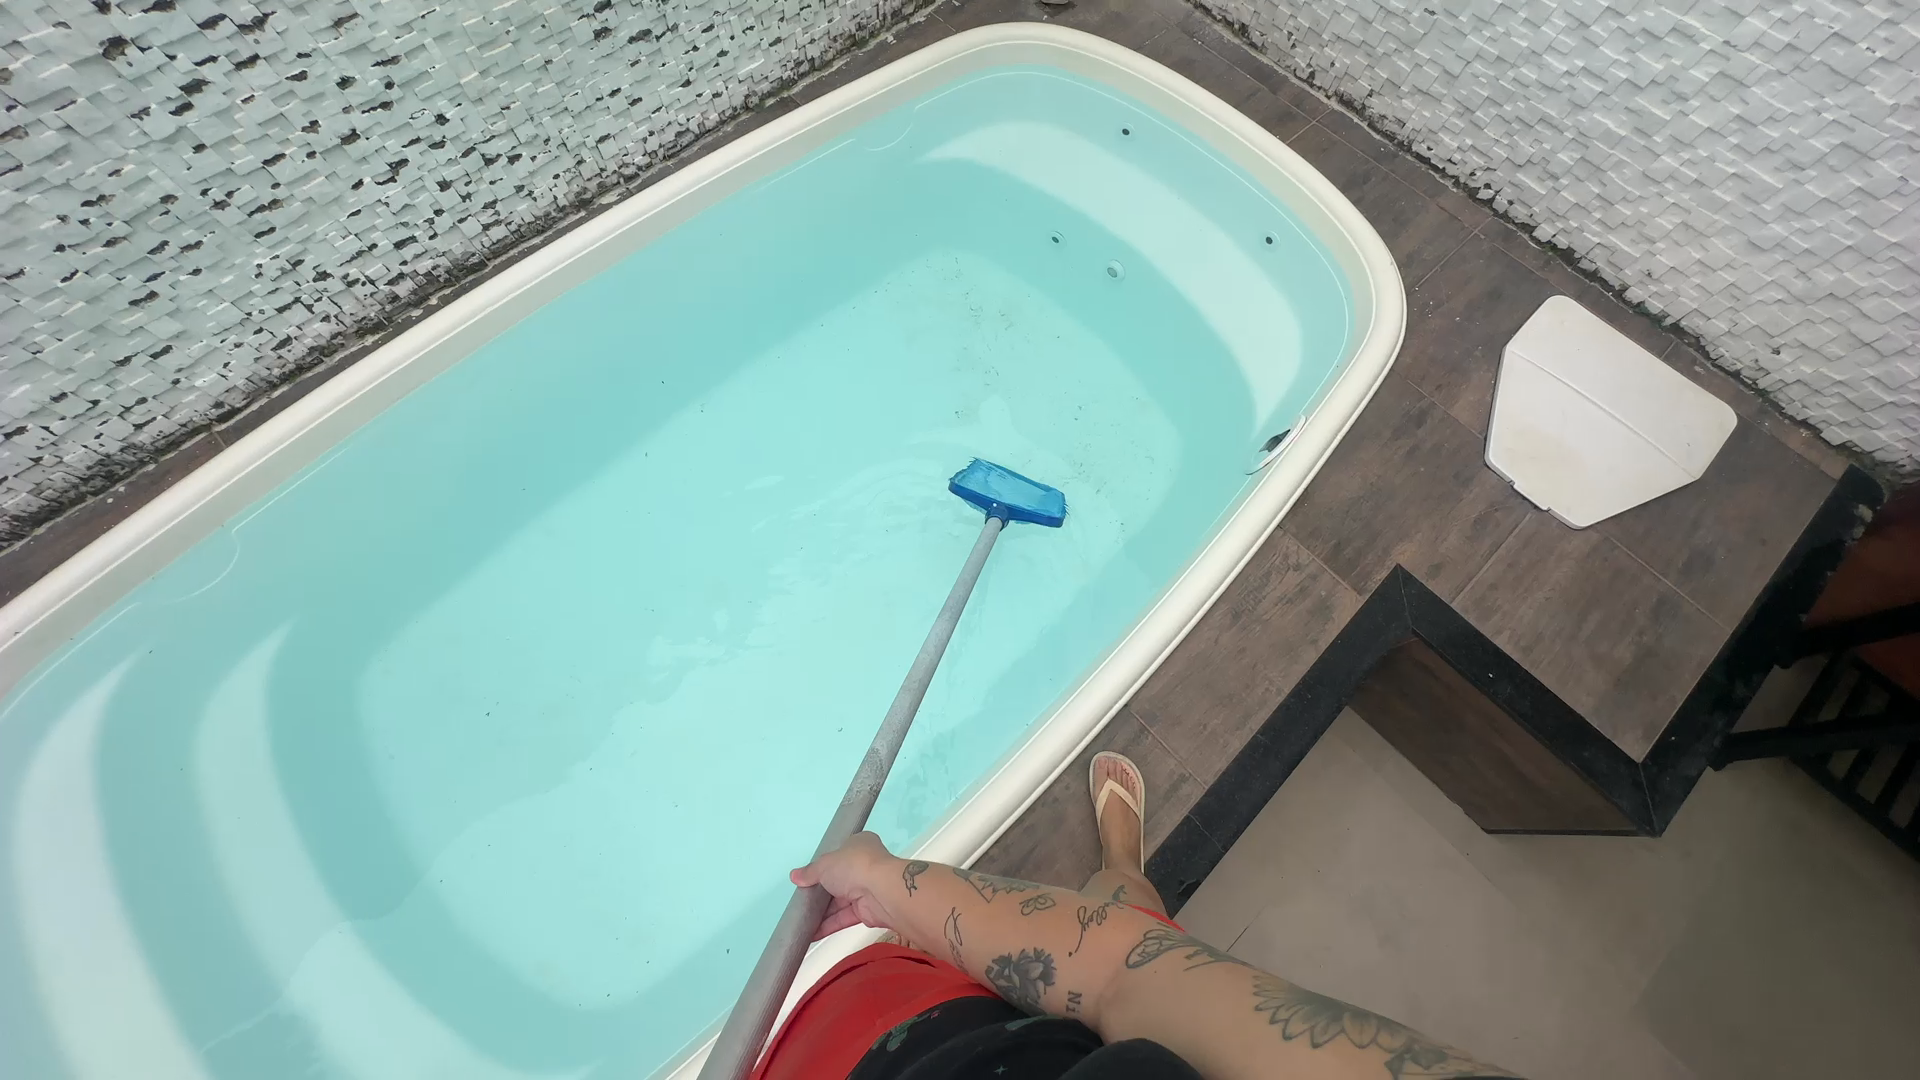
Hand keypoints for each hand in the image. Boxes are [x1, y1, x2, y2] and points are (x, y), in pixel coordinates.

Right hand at [791, 832, 904, 939]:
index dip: (824, 865)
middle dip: (821, 892)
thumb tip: (795, 875)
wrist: (880, 890)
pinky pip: (844, 917)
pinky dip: (828, 924)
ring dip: (823, 912)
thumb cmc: (854, 866)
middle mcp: (864, 865)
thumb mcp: (825, 864)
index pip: (840, 854)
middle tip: (802, 901)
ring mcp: (866, 888)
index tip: (809, 877)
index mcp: (859, 844)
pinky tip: (811, 932)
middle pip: (838, 880)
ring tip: (802, 919)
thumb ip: (810, 872)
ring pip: (840, 901)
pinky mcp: (867, 910)